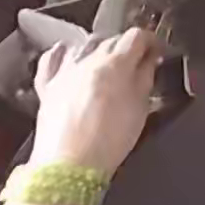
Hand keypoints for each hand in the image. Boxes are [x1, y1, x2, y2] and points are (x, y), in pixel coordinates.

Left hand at [29, 29, 157, 176]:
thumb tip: (150, 59)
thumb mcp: (141, 107)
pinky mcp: (48, 87)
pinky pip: (53, 59)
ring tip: (111, 65)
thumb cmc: (108, 142)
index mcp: (116, 64)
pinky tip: (69, 52)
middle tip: (140, 63)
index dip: (151, 41)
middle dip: (129, 48)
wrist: (69, 168)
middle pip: (113, 40)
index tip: (157, 51)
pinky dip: (63, 52)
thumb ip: (146, 76)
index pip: (137, 36)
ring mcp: (66, 72)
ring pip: (86, 45)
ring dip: (102, 49)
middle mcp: (89, 61)